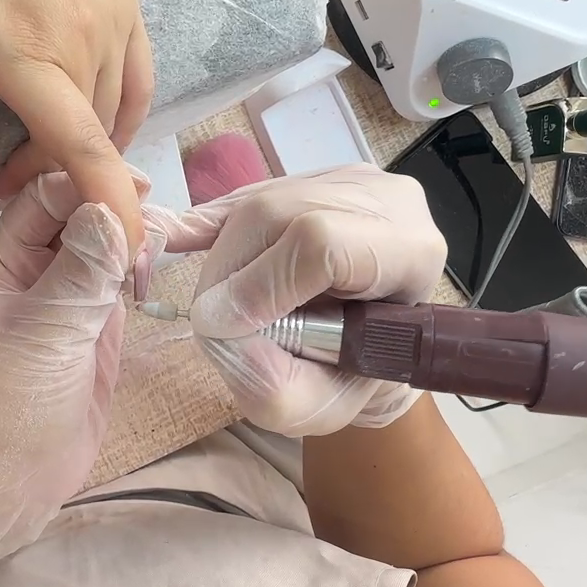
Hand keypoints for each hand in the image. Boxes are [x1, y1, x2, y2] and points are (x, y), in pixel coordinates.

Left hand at [0, 0, 152, 250]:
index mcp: (25, 52)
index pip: (80, 149)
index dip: (104, 210)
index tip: (116, 256)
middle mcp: (85, 41)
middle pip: (89, 144)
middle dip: (52, 177)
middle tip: (4, 175)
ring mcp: (117, 21)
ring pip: (115, 118)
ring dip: (80, 147)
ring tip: (34, 143)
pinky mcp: (131, 7)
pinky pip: (139, 83)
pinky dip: (119, 118)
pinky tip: (91, 123)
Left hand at [0, 172, 143, 576]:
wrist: (19, 475)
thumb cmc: (14, 401)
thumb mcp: (46, 332)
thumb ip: (80, 273)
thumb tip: (111, 209)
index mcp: (6, 256)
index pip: (47, 195)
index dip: (86, 182)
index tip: (134, 187)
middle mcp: (36, 264)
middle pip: (78, 209)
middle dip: (114, 204)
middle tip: (155, 212)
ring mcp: (70, 290)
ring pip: (103, 239)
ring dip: (130, 233)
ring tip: (159, 239)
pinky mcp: (97, 317)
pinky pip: (118, 274)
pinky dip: (138, 264)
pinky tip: (156, 262)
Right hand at [151, 165, 448, 435]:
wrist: (367, 348)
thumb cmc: (351, 379)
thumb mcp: (320, 409)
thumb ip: (274, 387)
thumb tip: (219, 327)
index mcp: (411, 253)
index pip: (320, 243)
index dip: (260, 284)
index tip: (222, 328)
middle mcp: (385, 199)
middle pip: (273, 215)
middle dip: (229, 275)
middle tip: (217, 325)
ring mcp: (345, 179)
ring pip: (252, 205)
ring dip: (221, 261)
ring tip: (229, 304)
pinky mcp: (305, 177)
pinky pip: (237, 196)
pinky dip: (200, 223)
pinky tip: (175, 239)